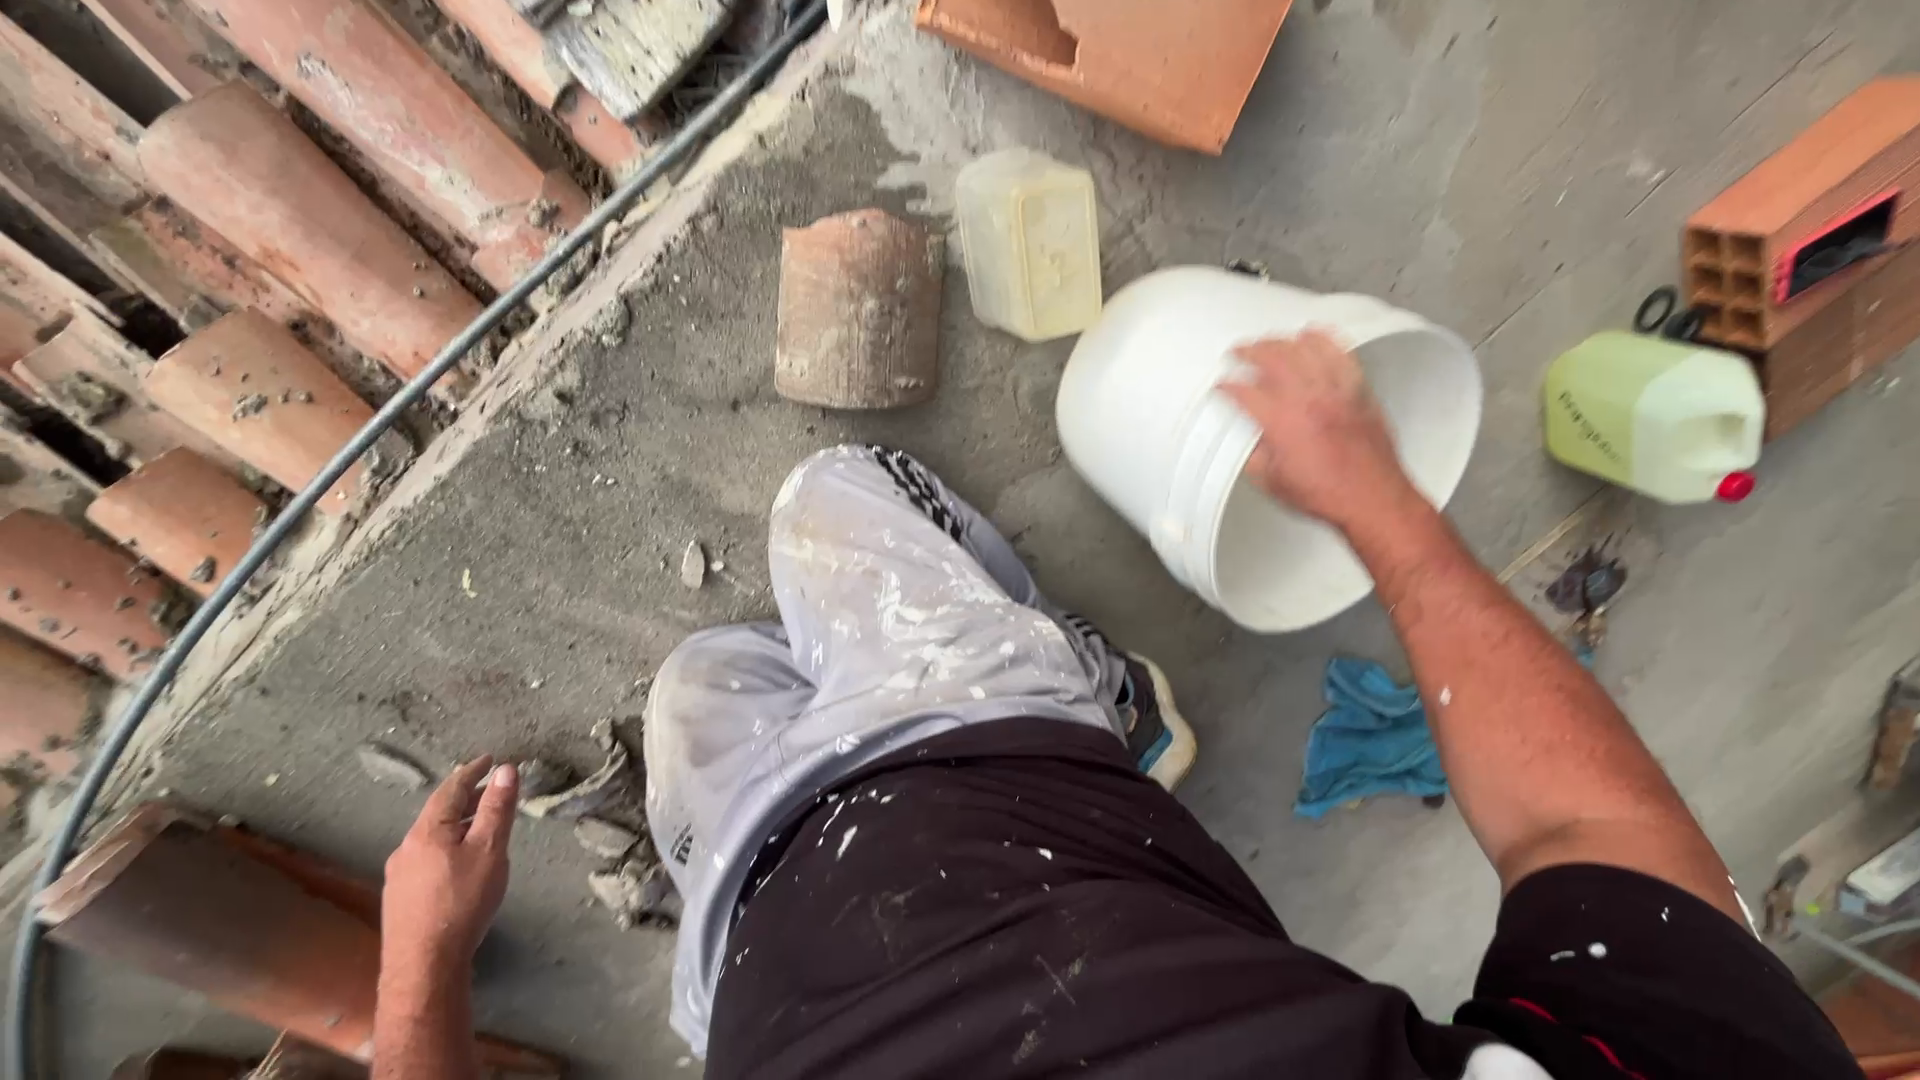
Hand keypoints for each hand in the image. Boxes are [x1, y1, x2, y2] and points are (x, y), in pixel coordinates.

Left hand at [382, 757, 518, 970]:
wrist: (424, 965)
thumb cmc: (462, 901)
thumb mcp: (490, 850)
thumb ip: (497, 809)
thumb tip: (505, 770)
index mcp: (428, 831)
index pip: (451, 789)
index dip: (473, 771)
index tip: (490, 759)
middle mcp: (406, 847)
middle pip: (439, 812)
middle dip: (467, 797)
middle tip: (493, 789)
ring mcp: (399, 874)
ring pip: (432, 836)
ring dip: (458, 823)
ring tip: (482, 824)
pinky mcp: (401, 897)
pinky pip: (427, 856)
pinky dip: (448, 845)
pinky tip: (460, 861)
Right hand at [1219, 329, 1415, 531]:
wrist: (1372, 499)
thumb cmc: (1328, 495)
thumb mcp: (1271, 482)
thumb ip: (1252, 453)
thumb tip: (1246, 438)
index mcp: (1282, 423)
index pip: (1245, 391)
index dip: (1228, 386)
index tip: (1222, 387)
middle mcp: (1309, 400)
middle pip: (1274, 357)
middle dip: (1250, 351)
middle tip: (1240, 352)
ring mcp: (1336, 391)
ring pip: (1305, 348)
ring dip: (1282, 340)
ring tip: (1269, 342)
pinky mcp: (1358, 390)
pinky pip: (1340, 353)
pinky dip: (1324, 339)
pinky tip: (1313, 335)